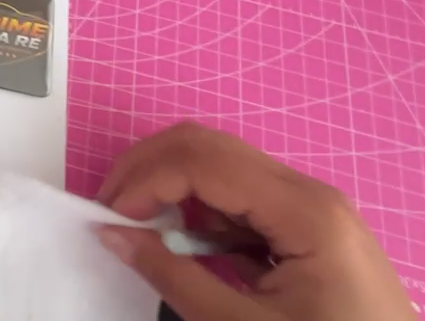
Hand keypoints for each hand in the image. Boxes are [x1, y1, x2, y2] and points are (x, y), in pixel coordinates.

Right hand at [93, 124, 415, 320]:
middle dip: (149, 168)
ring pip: (220, 163)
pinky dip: (201, 207)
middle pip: (207, 146)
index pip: (202, 161)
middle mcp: (310, 193)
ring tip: (143, 223)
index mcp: (305, 212)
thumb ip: (174, 277)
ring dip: (172, 184)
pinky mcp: (311, 227)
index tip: (111, 217)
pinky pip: (241, 194)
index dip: (146, 179)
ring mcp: (314, 207)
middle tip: (112, 207)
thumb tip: (110, 233)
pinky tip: (188, 241)